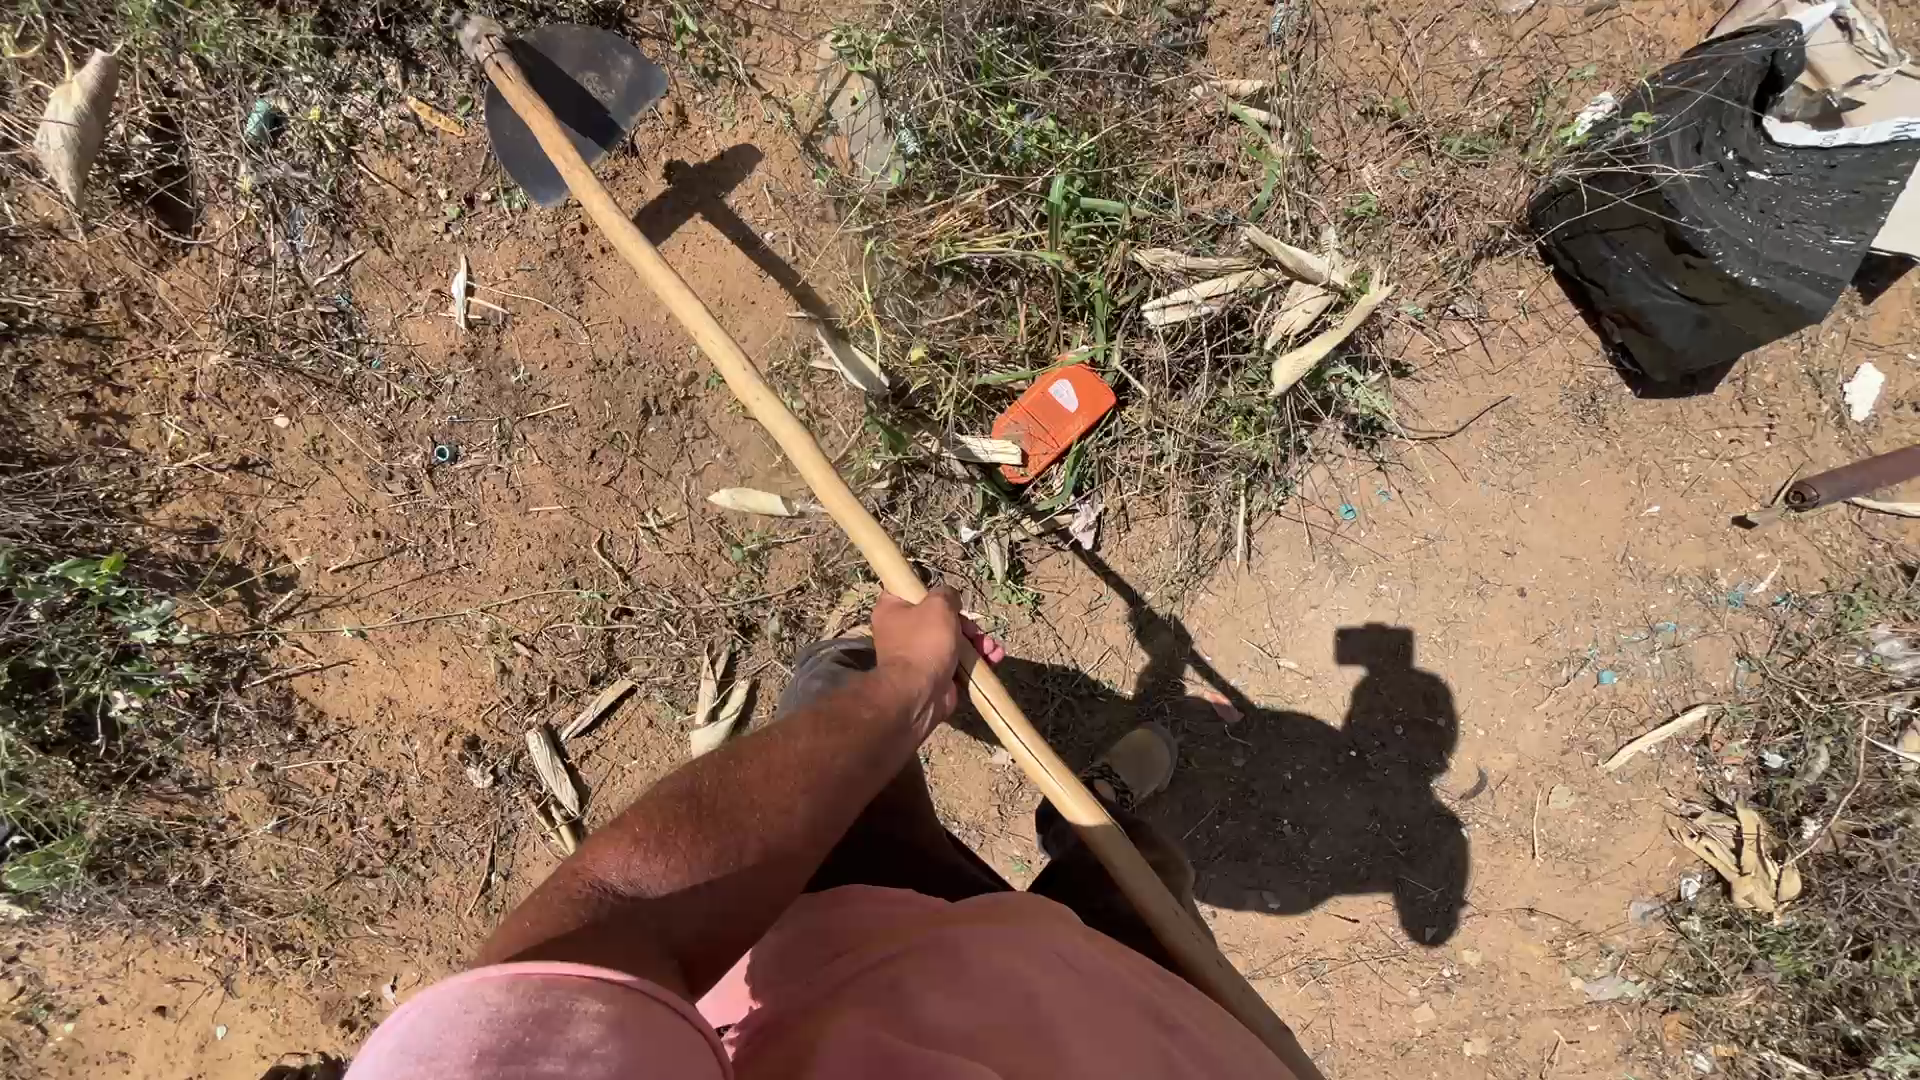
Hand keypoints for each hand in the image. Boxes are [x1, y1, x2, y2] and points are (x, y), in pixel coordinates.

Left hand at [871, 585, 1004, 739]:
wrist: (920, 694)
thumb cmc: (924, 642)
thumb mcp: (938, 605)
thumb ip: (946, 594)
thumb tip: (950, 599)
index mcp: (892, 609)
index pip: (908, 591)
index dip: (931, 591)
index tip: (948, 596)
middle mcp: (902, 631)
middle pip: (939, 618)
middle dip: (965, 624)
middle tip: (974, 631)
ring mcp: (919, 654)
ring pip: (953, 640)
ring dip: (976, 643)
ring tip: (990, 649)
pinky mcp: (936, 674)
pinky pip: (959, 661)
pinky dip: (976, 660)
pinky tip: (993, 658)